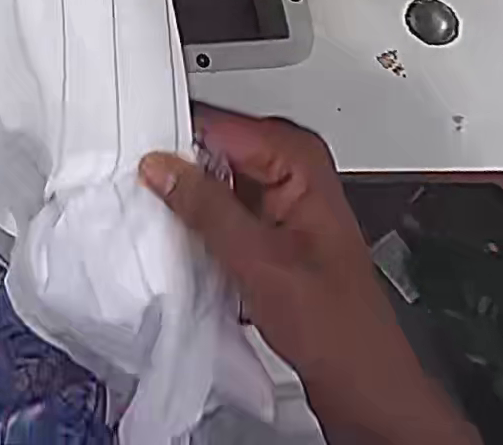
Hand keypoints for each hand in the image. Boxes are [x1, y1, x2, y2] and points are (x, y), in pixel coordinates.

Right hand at [140, 107, 479, 444]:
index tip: (143, 158)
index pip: (219, 124)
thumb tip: (162, 166)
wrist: (360, 378)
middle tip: (149, 191)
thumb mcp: (260, 262)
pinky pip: (216, 196)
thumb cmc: (337, 326)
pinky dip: (196, 214)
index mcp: (298, 155)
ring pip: (211, 171)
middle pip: (212, 144)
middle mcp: (289, 162)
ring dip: (185, 194)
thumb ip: (207, 208)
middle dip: (178, 167)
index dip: (175, 138)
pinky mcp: (262, 212)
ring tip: (168, 221)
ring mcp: (275, 186)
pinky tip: (185, 236)